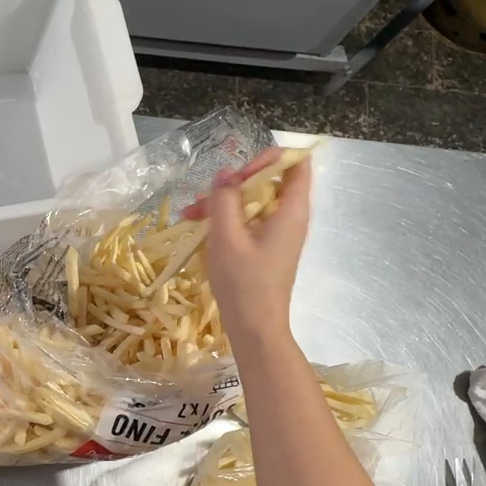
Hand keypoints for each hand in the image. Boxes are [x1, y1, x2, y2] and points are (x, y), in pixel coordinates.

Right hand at [187, 146, 312, 342]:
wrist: (255, 327)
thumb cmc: (244, 283)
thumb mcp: (227, 237)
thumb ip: (224, 200)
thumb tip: (224, 173)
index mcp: (291, 209)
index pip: (295, 163)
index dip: (267, 159)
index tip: (236, 175)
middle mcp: (290, 217)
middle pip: (268, 182)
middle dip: (233, 185)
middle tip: (202, 199)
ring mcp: (278, 234)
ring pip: (253, 204)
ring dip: (223, 205)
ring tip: (190, 217)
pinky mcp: (266, 249)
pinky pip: (249, 223)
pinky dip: (226, 222)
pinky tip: (200, 232)